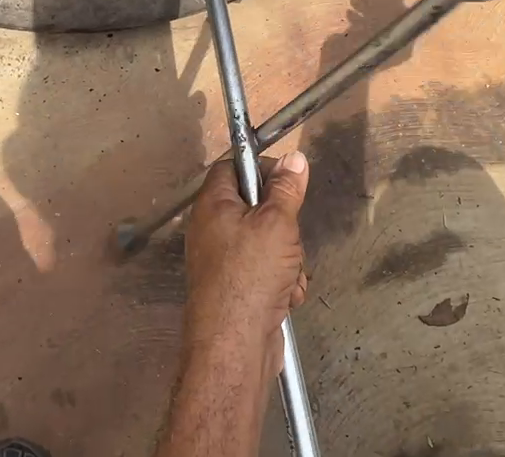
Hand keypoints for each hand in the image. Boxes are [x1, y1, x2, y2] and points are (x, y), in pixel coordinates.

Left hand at [181, 151, 310, 371]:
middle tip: (291, 238)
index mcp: (213, 204)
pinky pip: (264, 270)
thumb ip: (287, 189)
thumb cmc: (250, 276)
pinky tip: (286, 295)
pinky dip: (281, 280)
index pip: (233, 167)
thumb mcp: (277, 223)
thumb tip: (293, 159)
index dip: (261, 168)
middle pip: (255, 206)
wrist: (234, 345)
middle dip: (283, 223)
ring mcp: (221, 260)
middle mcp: (211, 228)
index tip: (287, 182)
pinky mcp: (234, 286)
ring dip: (288, 257)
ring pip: (265, 241)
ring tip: (289, 274)